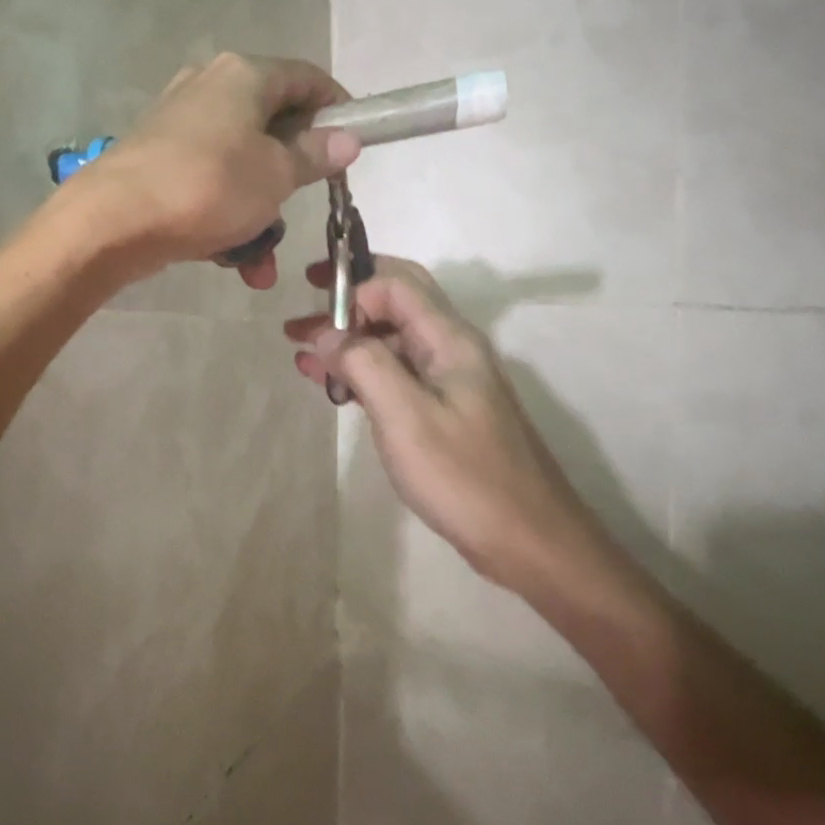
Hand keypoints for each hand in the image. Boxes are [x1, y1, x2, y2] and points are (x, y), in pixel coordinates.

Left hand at [69, 53, 356, 288]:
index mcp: (244, 75)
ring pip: (238, 166)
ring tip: (261, 262)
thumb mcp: (276, 175)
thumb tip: (346, 139)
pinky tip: (230, 261)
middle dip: (289, 178)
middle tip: (302, 210)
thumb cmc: (209, 187)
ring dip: (257, 214)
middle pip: (269, 126)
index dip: (336, 108)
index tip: (352, 145)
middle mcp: (208, 88)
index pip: (306, 77)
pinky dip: (222, 218)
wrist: (112, 220)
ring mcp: (177, 125)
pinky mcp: (156, 161)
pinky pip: (206, 185)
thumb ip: (314, 155)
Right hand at [286, 256, 610, 589]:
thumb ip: (363, 363)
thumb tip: (326, 332)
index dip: (350, 289)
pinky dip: (363, 372)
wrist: (528, 540)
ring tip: (303, 357)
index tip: (311, 316)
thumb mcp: (404, 416)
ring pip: (393, 341)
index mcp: (449, 340)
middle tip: (296, 324)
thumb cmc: (463, 475)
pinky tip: (335, 388)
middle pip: (396, 305)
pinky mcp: (446, 412)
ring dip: (349, 342)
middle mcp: (453, 350)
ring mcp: (452, 382)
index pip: (395, 285)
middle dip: (345, 305)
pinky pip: (398, 374)